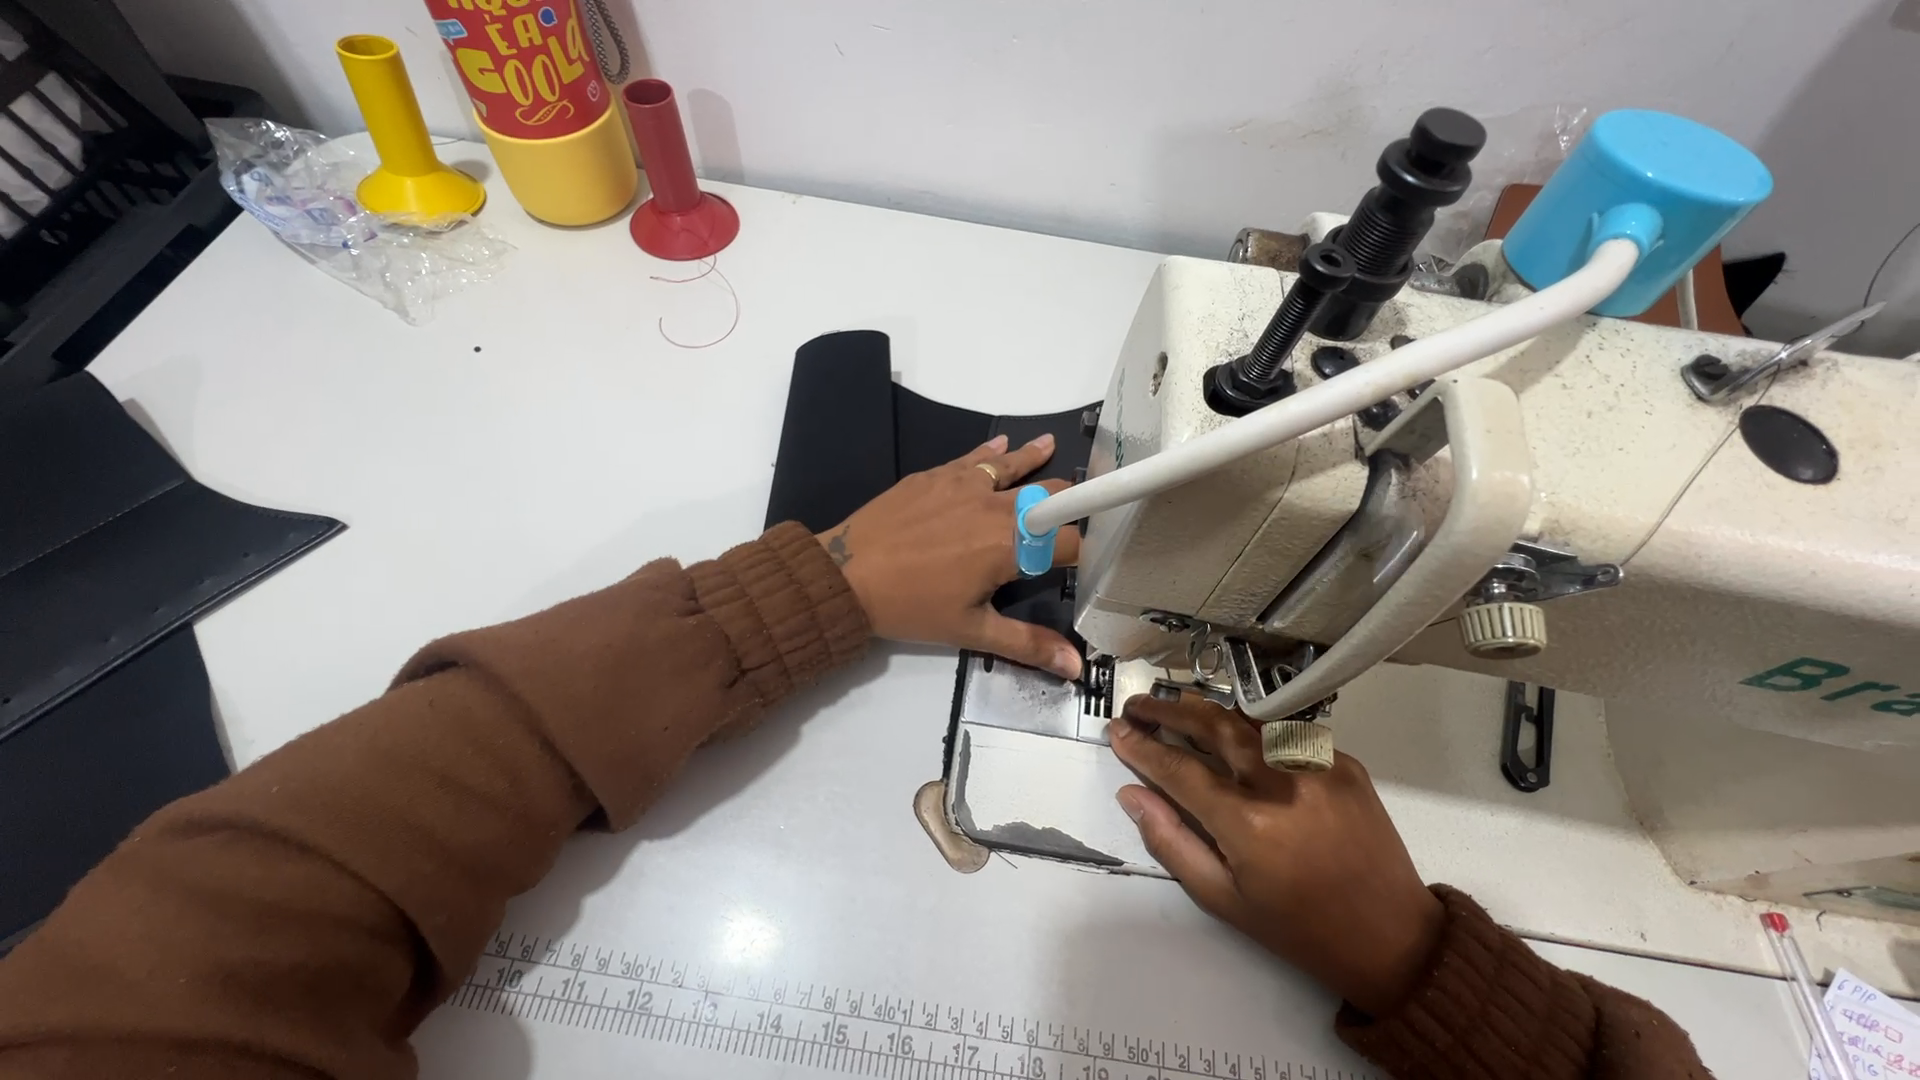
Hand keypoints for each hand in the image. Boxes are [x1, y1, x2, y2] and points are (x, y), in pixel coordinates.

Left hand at [818, 434, 1082, 678]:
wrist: (846, 575)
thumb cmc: (912, 606)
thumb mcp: (972, 631)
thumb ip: (1028, 644)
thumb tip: (1076, 666)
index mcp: (1012, 546)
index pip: (1068, 542)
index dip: (1081, 552)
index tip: (1083, 560)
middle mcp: (998, 507)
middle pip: (1049, 498)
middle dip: (1066, 504)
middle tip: (1075, 508)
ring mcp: (966, 485)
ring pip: (1014, 469)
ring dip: (1038, 462)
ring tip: (1052, 445)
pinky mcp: (938, 475)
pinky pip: (976, 458)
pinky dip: (995, 452)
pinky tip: (1005, 444)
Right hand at [1107, 693, 1443, 1016]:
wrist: (1394, 937)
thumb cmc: (1299, 928)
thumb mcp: (1223, 899)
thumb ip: (1170, 841)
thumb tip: (1131, 794)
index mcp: (1248, 823)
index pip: (1179, 769)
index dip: (1141, 747)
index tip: (1117, 731)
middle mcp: (1282, 782)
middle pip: (1212, 725)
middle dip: (1168, 709)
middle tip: (1139, 705)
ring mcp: (1318, 765)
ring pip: (1249, 719)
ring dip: (1207, 710)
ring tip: (1177, 707)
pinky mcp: (1344, 762)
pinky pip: (1285, 734)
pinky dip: (1252, 730)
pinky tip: (1236, 735)